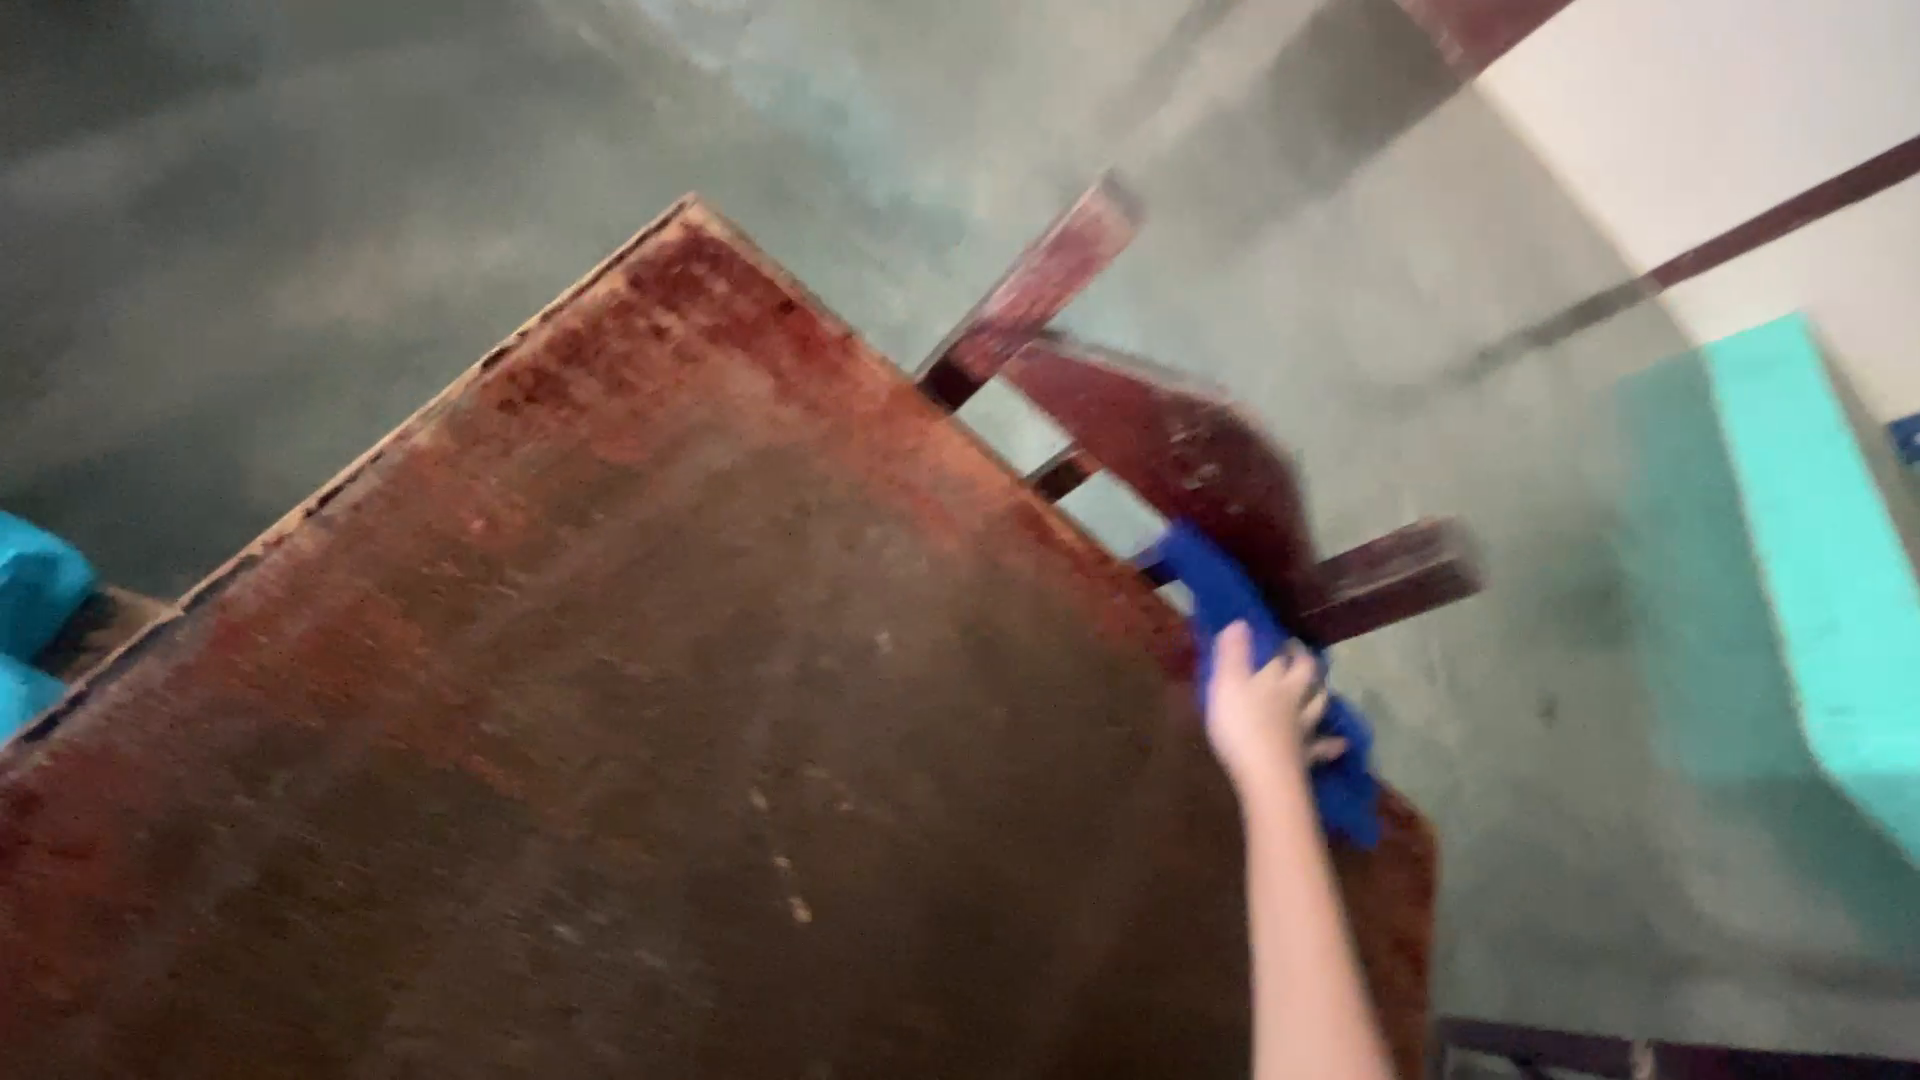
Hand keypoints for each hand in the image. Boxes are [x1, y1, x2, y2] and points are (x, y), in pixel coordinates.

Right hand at [1205, 621, 1339, 790]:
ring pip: (1318, 707)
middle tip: (1303, 658)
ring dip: (1321, 696)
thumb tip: (1241, 621)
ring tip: (1324, 690)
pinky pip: (1323, 747)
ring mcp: (1303, 729)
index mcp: (1276, 682)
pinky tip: (1343, 744)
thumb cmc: (1241, 725)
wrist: (1265, 774)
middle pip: (1307, 679)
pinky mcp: (1305, 756)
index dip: (1283, 647)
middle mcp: (1295, 700)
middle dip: (1306, 666)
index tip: (1283, 638)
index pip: (1283, 659)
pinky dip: (1333, 744)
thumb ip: (1233, 653)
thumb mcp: (1227, 683)